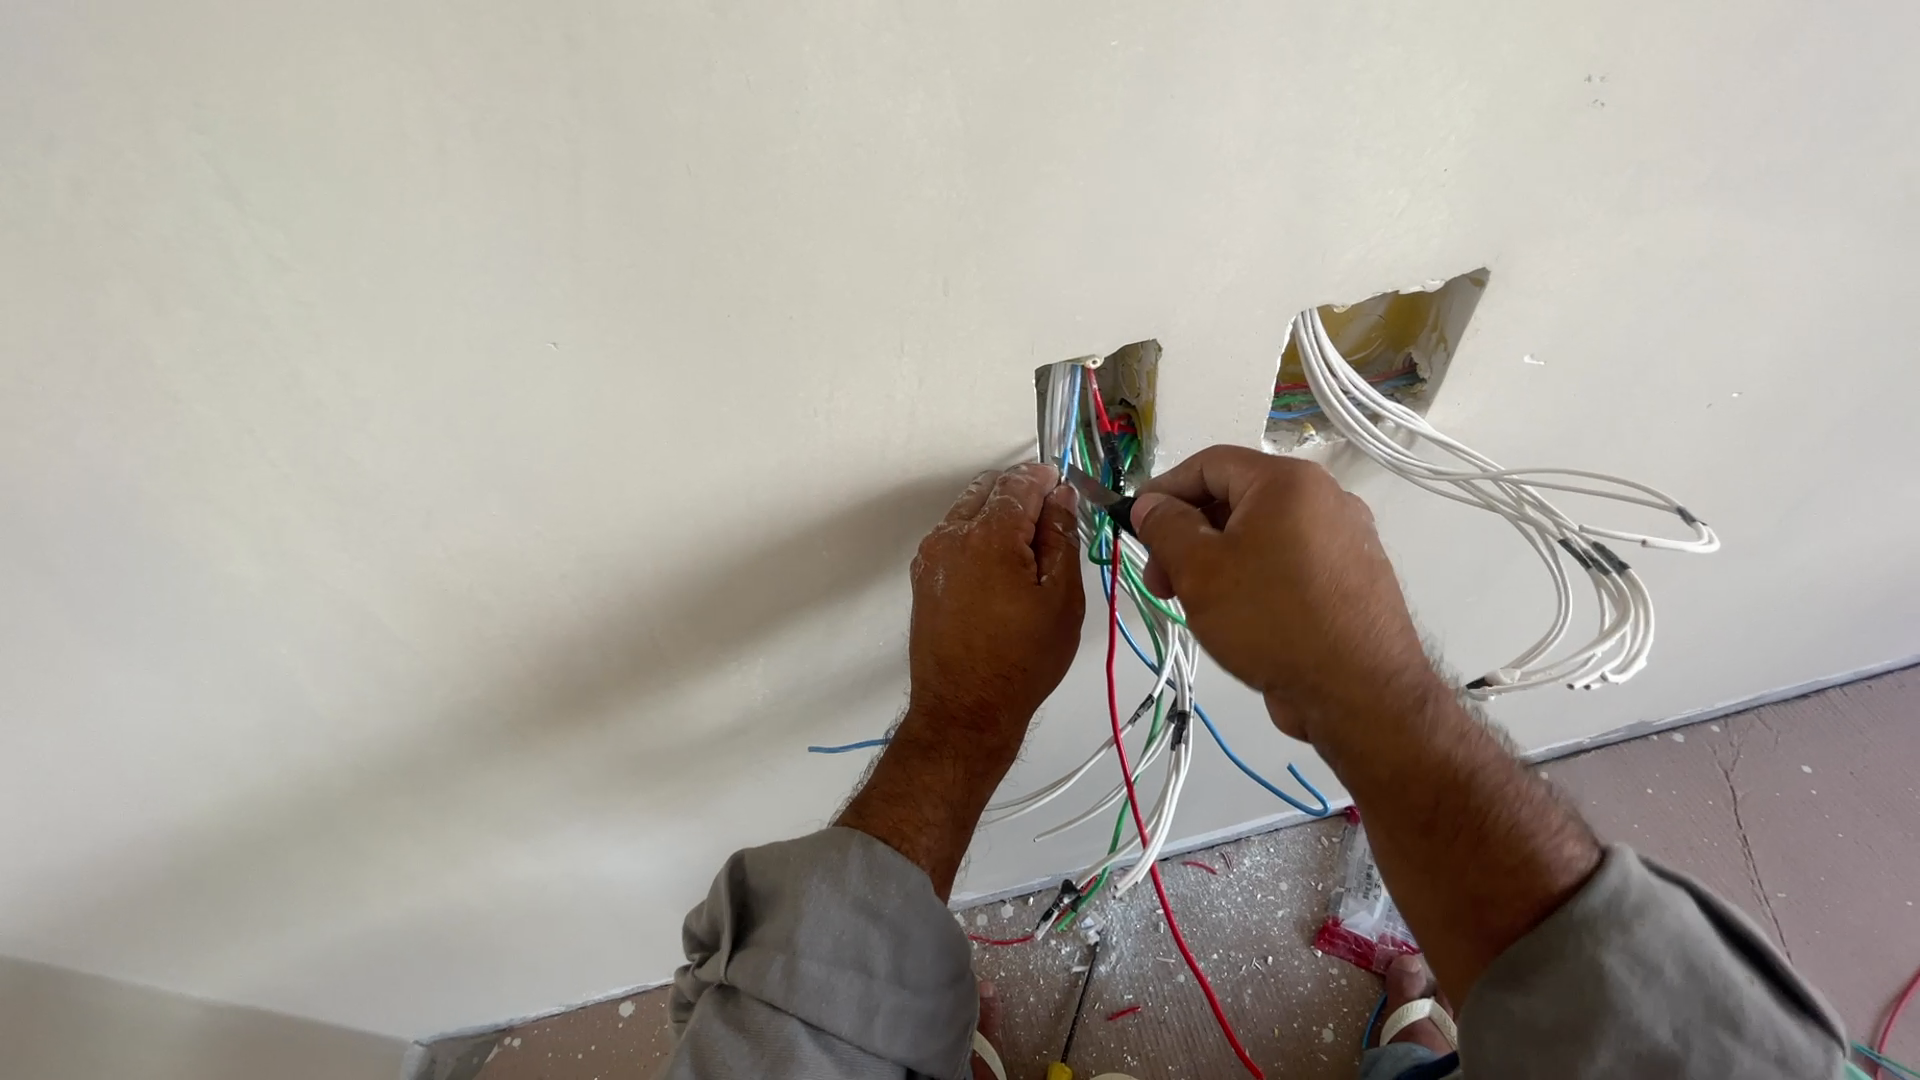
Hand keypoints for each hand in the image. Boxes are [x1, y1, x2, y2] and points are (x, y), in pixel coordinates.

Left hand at [906, 462, 1083, 741]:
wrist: (965, 709)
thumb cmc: (1024, 659)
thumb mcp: (1061, 599)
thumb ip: (1061, 538)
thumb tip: (1061, 496)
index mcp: (989, 535)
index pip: (1019, 483)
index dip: (1044, 478)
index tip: (1064, 485)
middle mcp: (951, 535)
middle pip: (987, 489)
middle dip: (1019, 491)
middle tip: (1050, 517)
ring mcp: (931, 556)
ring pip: (966, 510)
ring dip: (996, 512)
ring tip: (1027, 544)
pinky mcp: (923, 577)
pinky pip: (952, 536)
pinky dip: (977, 533)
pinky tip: (998, 563)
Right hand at [1128, 445, 1440, 741]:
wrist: (1359, 694)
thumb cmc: (1270, 618)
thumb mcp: (1199, 569)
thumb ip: (1165, 526)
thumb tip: (1150, 505)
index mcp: (1288, 481)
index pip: (1208, 464)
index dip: (1162, 491)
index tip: (1134, 527)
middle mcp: (1323, 497)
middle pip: (1233, 499)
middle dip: (1186, 536)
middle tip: (1160, 582)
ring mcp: (1343, 539)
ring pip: (1257, 534)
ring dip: (1213, 561)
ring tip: (1195, 605)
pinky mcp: (1349, 578)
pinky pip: (1284, 562)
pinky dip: (1250, 577)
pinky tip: (1235, 617)